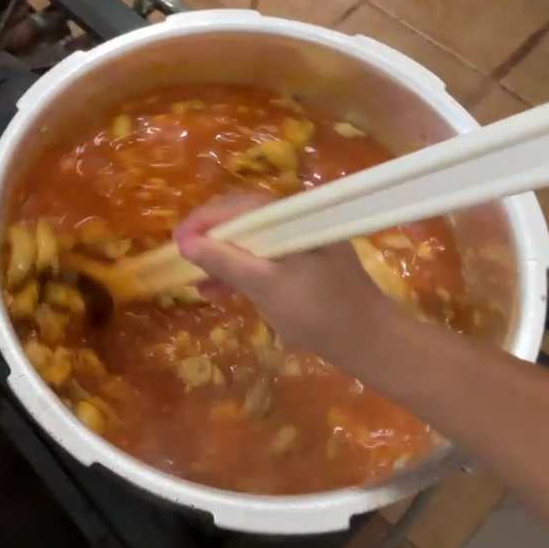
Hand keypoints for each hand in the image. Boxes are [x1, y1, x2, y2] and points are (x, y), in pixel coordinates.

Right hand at [174, 193, 414, 375]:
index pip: (235, 206)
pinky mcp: (304, 259)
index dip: (201, 221)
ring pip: (249, 239)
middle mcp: (296, 219)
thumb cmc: (319, 313)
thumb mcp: (265, 287)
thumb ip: (225, 262)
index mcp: (291, 216)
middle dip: (209, 239)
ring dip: (221, 257)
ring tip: (197, 280)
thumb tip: (185, 243)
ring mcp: (301, 239)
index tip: (176, 243)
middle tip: (182, 260)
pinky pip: (263, 255)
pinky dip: (240, 269)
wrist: (372, 341)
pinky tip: (219, 289)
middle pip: (241, 219)